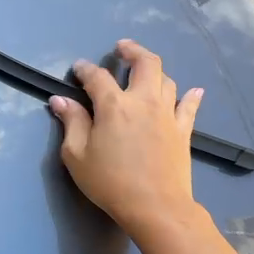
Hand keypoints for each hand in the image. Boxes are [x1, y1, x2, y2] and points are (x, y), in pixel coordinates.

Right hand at [49, 39, 205, 233]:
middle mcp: (144, 101)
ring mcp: (168, 114)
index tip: (78, 68)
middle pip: (146, 64)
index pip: (97, 77)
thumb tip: (60, 100)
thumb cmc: (108, 181)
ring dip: (154, 71)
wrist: (155, 205)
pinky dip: (190, 95)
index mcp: (114, 106)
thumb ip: (71, 123)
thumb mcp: (76, 154)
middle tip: (122, 48)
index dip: (85, 70)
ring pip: (166, 80)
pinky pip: (189, 106)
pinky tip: (193, 90)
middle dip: (133, 51)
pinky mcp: (183, 130)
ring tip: (144, 71)